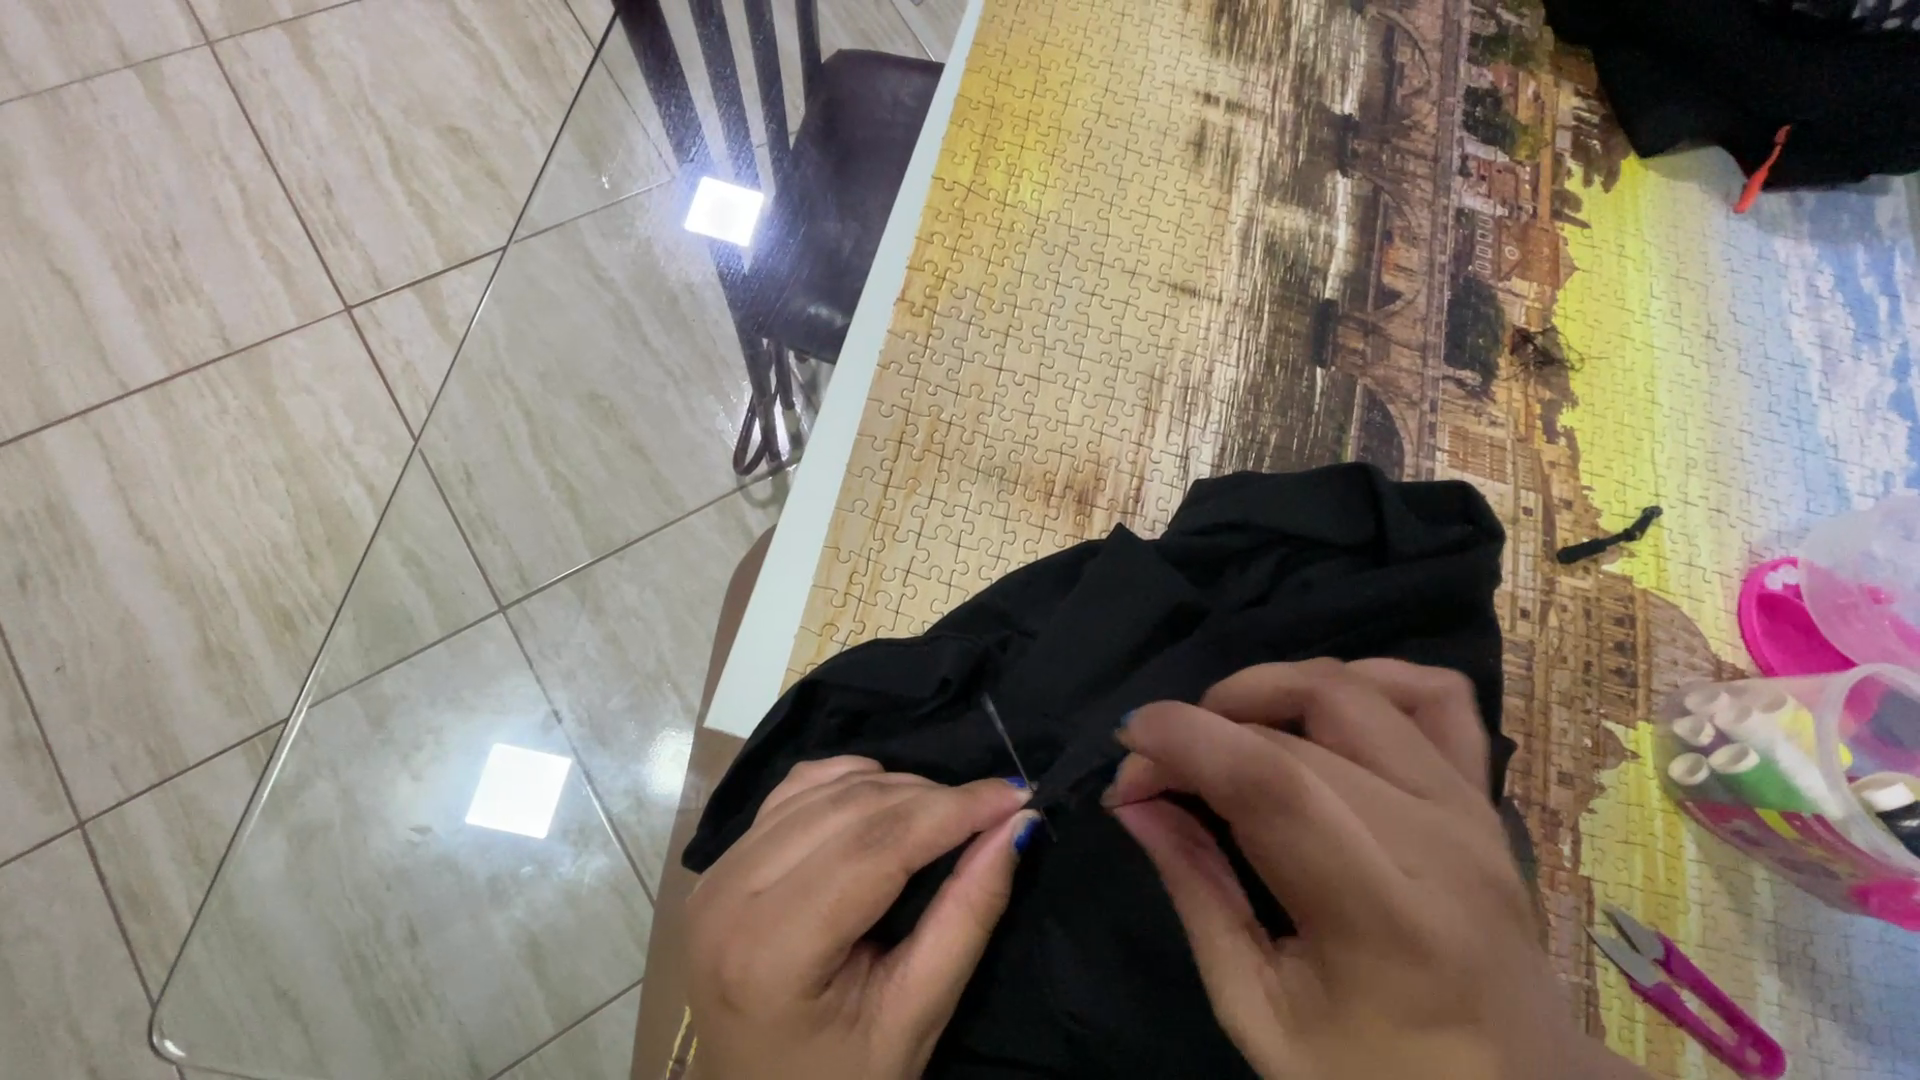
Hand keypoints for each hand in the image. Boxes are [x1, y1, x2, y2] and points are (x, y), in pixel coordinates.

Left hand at [686, 756, 1038, 1078]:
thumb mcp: (915, 1017)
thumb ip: (965, 916)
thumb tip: (1015, 826)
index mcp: (768, 950)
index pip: (875, 846)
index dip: (951, 809)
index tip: (1015, 793)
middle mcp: (729, 893)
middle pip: (850, 808)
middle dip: (932, 796)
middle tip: (994, 806)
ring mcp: (716, 873)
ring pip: (823, 788)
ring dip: (895, 786)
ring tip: (947, 813)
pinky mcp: (720, 862)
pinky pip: (795, 790)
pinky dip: (848, 782)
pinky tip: (885, 803)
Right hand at [1106, 659, 1644, 1079]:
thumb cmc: (1375, 1077)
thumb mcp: (1258, 1010)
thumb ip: (1196, 891)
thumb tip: (1135, 800)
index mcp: (1387, 922)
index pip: (1275, 784)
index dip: (1189, 740)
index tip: (1127, 745)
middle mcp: (1441, 845)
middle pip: (1299, 734)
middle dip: (1200, 730)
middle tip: (1151, 775)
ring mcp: (1472, 811)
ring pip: (1354, 691)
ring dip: (1266, 690)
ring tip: (1222, 731)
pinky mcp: (1484, 797)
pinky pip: (1432, 695)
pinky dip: (1361, 678)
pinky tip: (1313, 709)